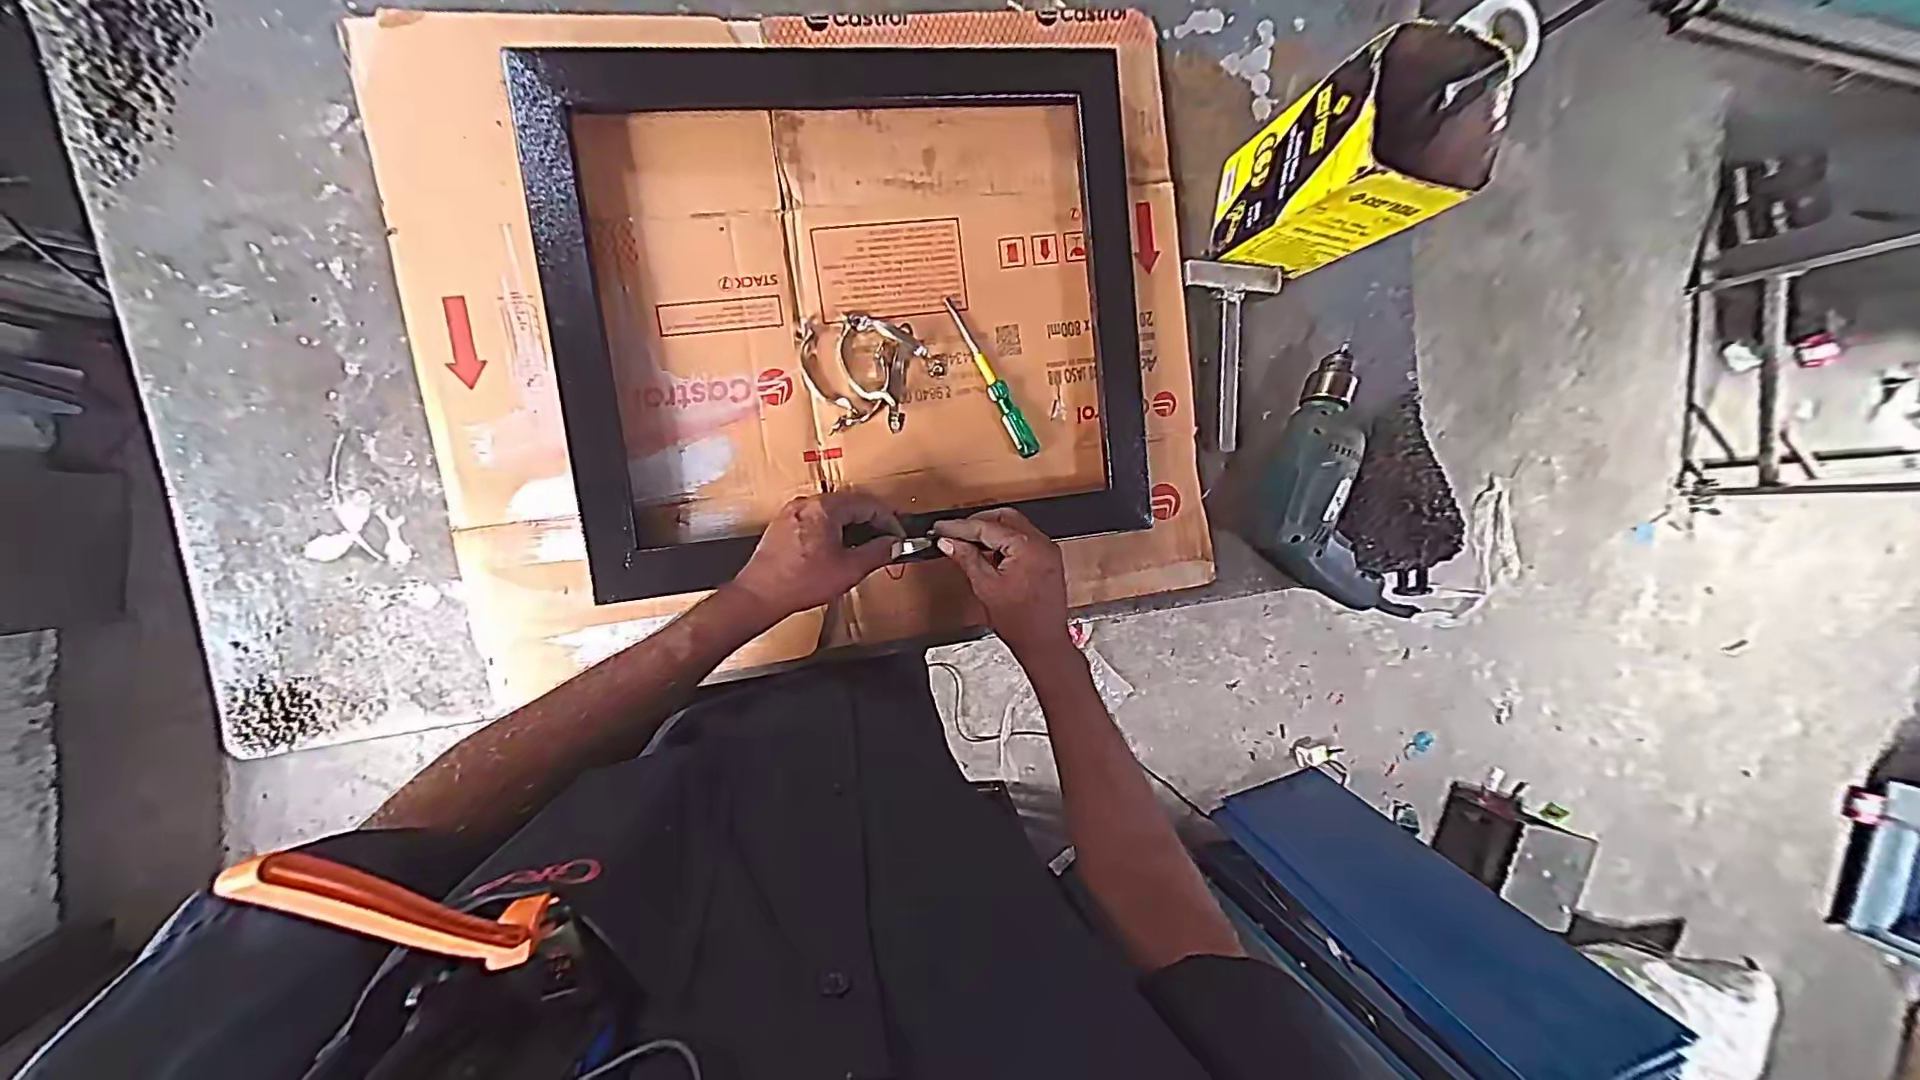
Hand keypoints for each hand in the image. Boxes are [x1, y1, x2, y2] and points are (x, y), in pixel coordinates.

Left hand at [729, 492, 902, 622]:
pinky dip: (833, 529)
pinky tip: (838, 548)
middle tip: (886, 539)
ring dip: (852, 525)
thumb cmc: (799, 582)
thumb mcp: (849, 569)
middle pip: (850, 504)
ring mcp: (792, 512)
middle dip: (872, 522)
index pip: (868, 504)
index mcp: (825, 508)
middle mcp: (807, 503)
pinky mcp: (783, 525)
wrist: (760, 595)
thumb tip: (894, 544)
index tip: (897, 536)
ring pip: (833, 511)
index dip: (888, 521)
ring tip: (865, 545)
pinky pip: (816, 518)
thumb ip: (877, 552)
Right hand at [932, 508, 1070, 655]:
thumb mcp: (986, 587)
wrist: (1043, 642)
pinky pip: (1024, 539)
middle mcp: (1041, 543)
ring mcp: (1047, 550)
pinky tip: (988, 553)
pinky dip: (1004, 541)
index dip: (960, 527)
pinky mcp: (1048, 559)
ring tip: (968, 544)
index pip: (987, 526)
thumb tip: (950, 542)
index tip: (942, 528)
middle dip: (976, 523)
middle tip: (953, 533)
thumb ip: (967, 558)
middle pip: (1003, 518)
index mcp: (1027, 546)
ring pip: (1014, 526)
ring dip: (991, 531)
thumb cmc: (1022, 622)